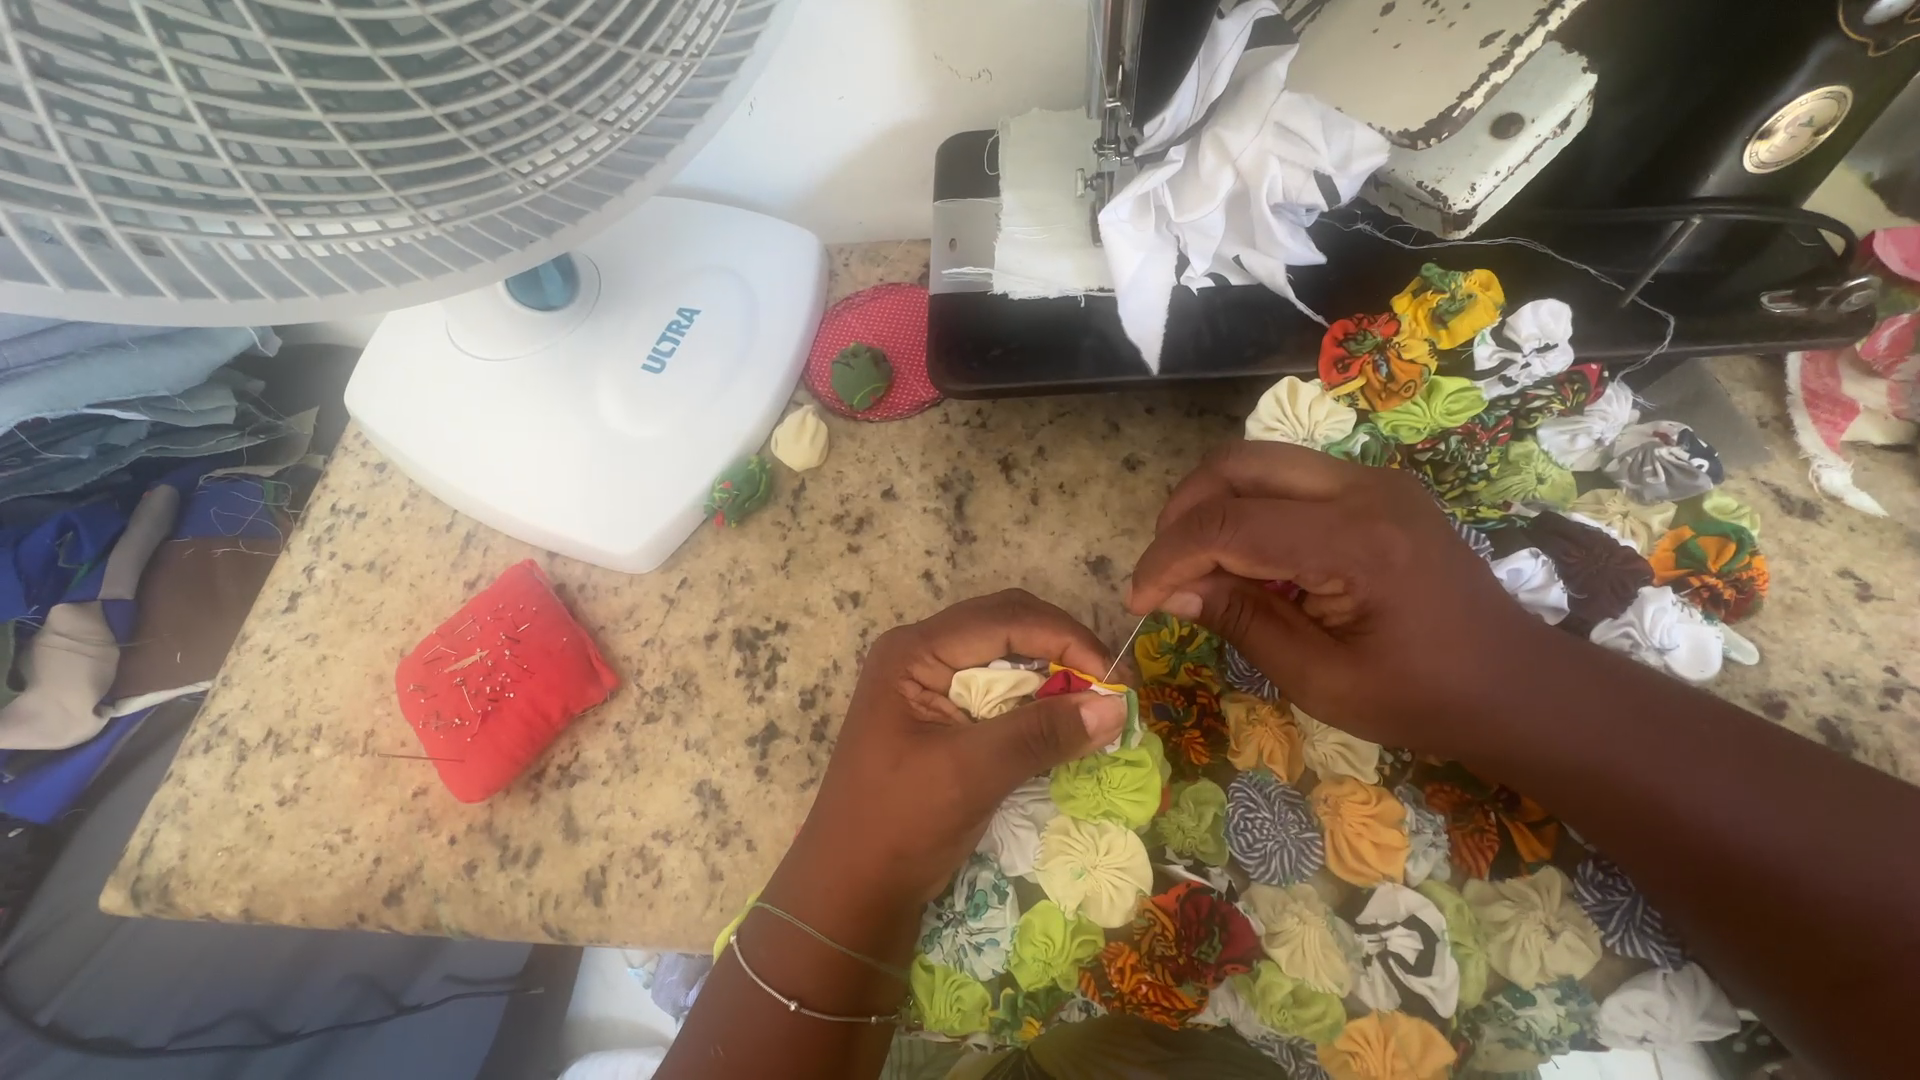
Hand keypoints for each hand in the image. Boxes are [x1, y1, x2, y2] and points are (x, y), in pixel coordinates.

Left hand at [772, 591, 1129, 922]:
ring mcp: (927, 684)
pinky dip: (1035, 703)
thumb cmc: (898, 825)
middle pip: (1007, 627)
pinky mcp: (940, 716)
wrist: (848, 891)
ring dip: (1053, 677)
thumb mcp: (972, 772)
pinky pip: (998, 692)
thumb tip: (1118, 706)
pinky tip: (1062, 725)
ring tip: (1096, 706)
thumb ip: (1042, 732)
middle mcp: (920, 654)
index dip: (1066, 640)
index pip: (1005, 619)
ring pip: (1006, 658)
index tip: (1117, 680)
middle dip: (1063, 651)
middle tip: (1112, 689)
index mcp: (914, 652)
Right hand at [1126, 440, 1550, 758]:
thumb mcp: (1319, 679)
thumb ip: (1241, 621)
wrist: (1515, 685)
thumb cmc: (1421, 699)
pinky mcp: (1372, 487)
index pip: (1228, 525)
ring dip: (1209, 505)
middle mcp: (1364, 490)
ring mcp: (1372, 480)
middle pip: (1235, 465)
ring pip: (1256, 460)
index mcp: (1356, 544)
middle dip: (1181, 514)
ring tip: (1192, 563)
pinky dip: (1243, 506)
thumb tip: (1172, 590)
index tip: (1138, 600)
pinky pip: (1284, 476)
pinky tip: (1240, 556)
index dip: (1167, 559)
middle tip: (1163, 573)